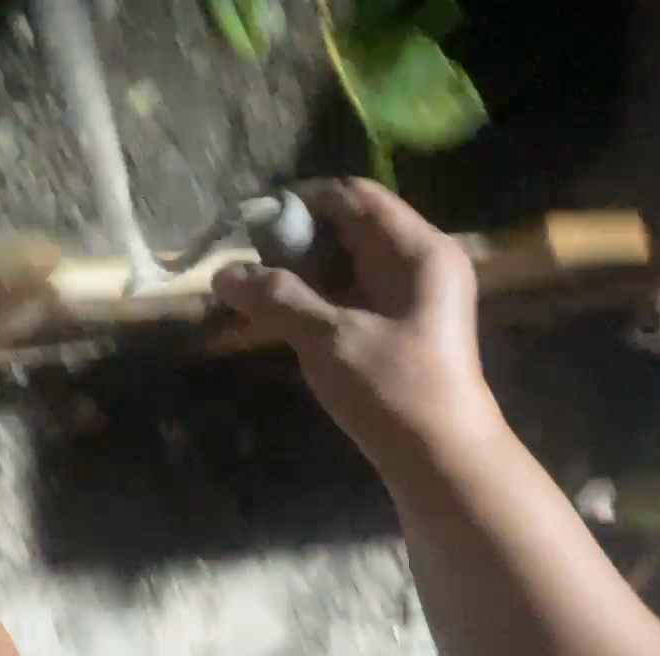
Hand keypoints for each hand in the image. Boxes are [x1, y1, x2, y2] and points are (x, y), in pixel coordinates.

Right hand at [214, 179, 506, 477]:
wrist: (438, 454)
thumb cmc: (392, 388)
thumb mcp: (328, 339)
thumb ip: (277, 299)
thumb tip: (222, 273)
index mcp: (416, 250)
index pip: (354, 197)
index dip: (301, 202)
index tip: (250, 224)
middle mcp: (418, 261)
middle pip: (349, 227)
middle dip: (294, 240)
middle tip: (244, 262)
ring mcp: (409, 294)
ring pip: (346, 263)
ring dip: (299, 272)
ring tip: (252, 290)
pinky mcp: (397, 324)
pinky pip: (349, 293)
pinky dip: (314, 296)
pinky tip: (280, 315)